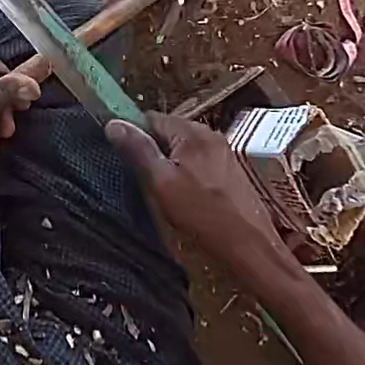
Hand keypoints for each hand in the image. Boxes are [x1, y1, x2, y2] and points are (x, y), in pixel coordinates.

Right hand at [105, 112, 292, 280]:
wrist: (250, 246)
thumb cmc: (202, 214)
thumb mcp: (162, 183)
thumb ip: (139, 150)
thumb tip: (114, 123)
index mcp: (193, 132)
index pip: (153, 118)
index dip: (137, 135)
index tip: (130, 160)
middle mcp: (210, 134)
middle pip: (171, 131)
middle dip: (156, 151)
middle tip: (150, 181)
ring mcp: (225, 151)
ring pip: (186, 147)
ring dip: (173, 163)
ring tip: (170, 192)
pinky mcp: (232, 169)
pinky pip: (202, 160)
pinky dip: (190, 172)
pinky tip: (190, 197)